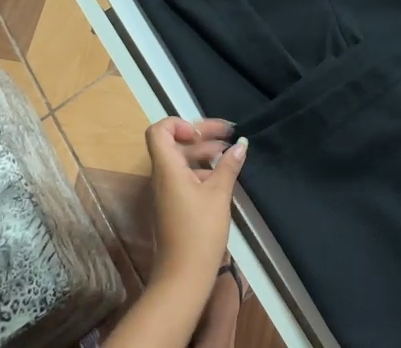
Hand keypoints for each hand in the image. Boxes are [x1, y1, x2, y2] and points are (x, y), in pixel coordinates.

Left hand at [145, 117, 246, 287]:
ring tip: (231, 153)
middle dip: (202, 135)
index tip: (202, 134)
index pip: (160, 131)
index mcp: (167, 168)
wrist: (183, 276)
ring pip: (182, 161)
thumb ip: (229, 165)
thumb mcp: (219, 194)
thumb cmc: (199, 231)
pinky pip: (184, 176)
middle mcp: (162, 176)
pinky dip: (202, 170)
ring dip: (205, 153)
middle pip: (175, 143)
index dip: (179, 124)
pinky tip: (224, 175)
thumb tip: (240, 144)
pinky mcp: (173, 205)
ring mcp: (166, 192)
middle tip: (230, 134)